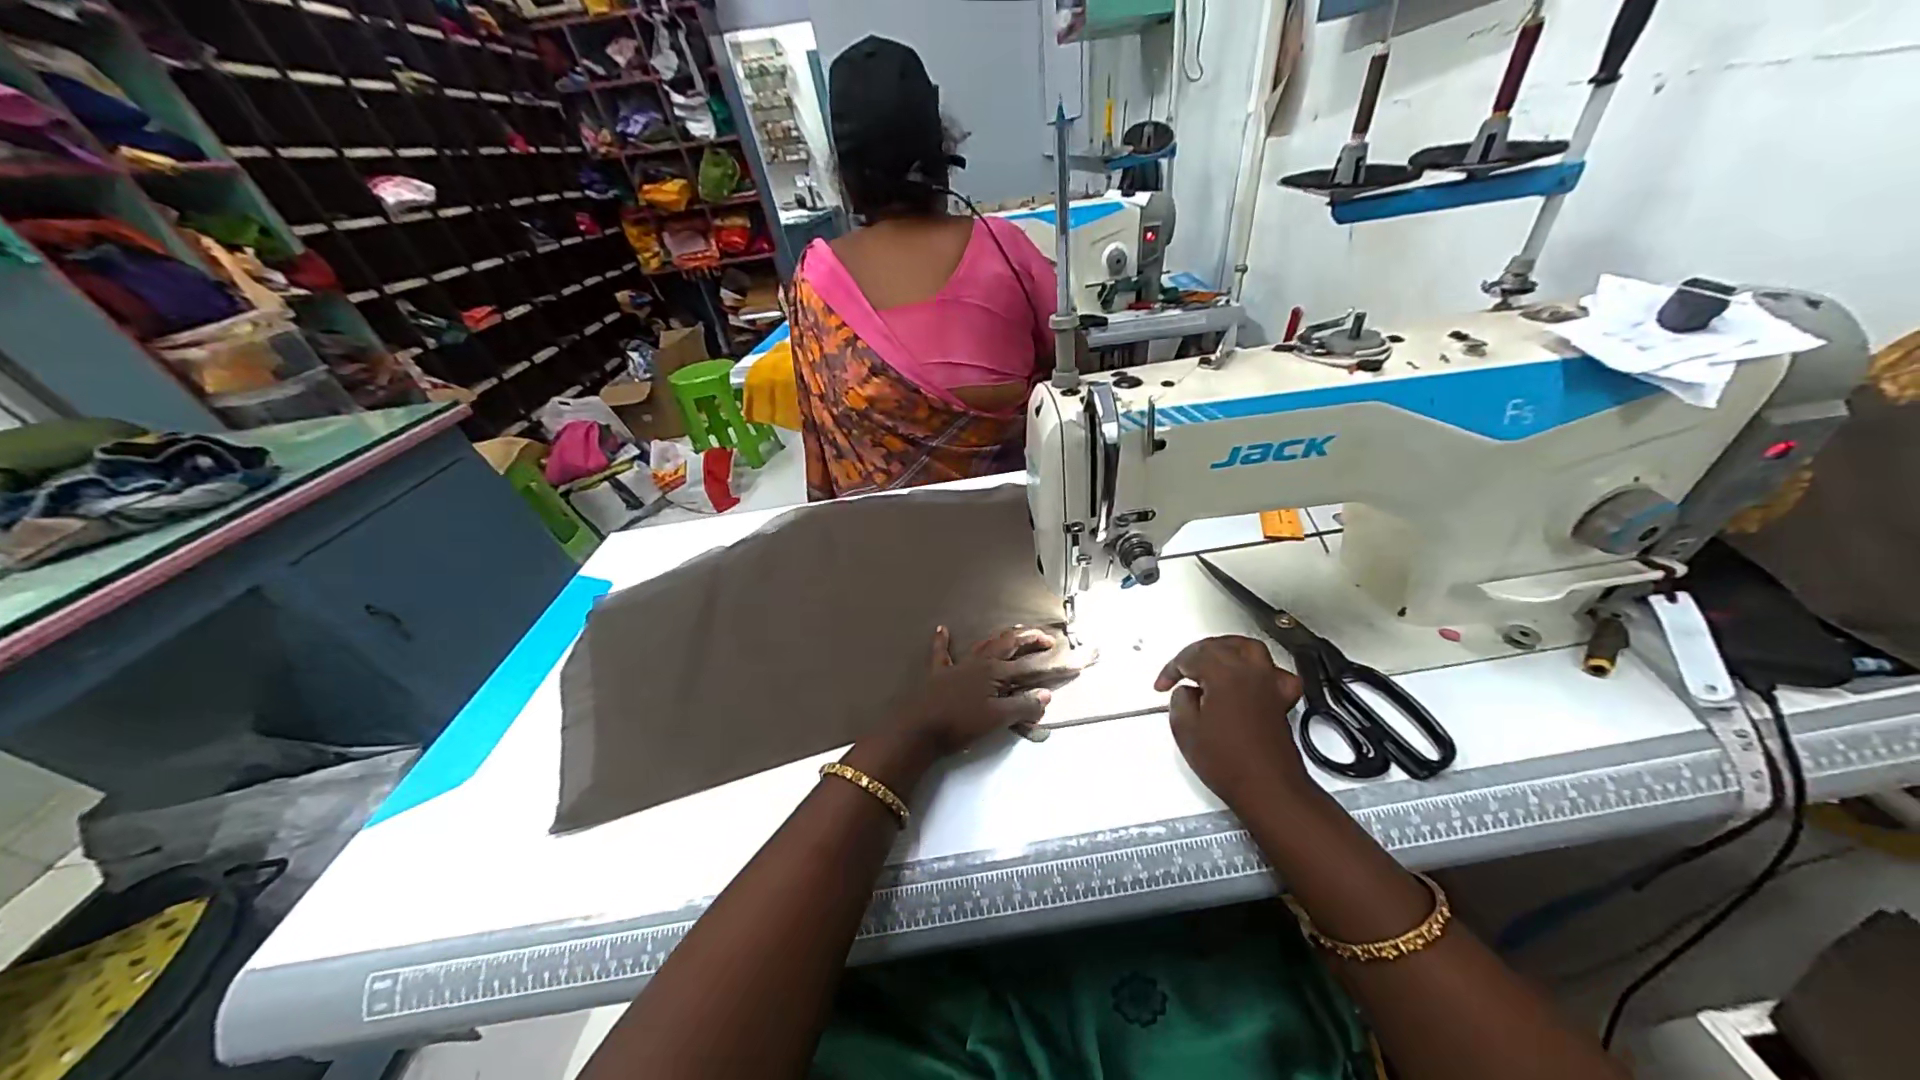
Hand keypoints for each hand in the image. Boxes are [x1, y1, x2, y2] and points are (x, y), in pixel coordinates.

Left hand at [884, 625, 1063, 760]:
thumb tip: (1046, 695)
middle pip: (1008, 644)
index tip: (1074, 661)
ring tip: (1014, 630)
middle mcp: (978, 663)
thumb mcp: (997, 719)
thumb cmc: (959, 723)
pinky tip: (942, 629)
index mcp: (995, 671)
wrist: (918, 729)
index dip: (1053, 664)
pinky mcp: (938, 675)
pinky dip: (943, 641)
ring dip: (999, 637)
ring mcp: (957, 666)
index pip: (1031, 666)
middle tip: (1045, 637)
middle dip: (1029, 639)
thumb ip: (1023, 706)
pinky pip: (942, 653)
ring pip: (983, 645)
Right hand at [1155, 636, 1312, 808]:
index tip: (1162, 685)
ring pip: (1248, 649)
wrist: (1267, 788)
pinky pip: (1273, 673)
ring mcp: (1270, 683)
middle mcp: (1250, 670)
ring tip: (1212, 659)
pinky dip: (1260, 670)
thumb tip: (1187, 691)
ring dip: (1227, 649)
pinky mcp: (1281, 700)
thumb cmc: (1225, 760)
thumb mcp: (1185, 729)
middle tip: (1180, 669)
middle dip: (1196, 653)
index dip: (1172, 669)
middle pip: (1220, 646)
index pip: (1191, 656)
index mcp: (1223, 673)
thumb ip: (1179, 700)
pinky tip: (1251, 679)